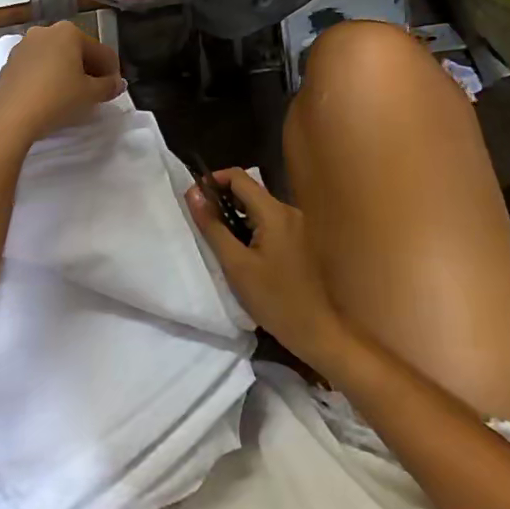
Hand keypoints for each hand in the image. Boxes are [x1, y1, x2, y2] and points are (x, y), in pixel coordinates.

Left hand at [0, 22, 124, 147]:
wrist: (12, 118)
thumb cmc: (57, 99)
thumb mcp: (91, 94)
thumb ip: (109, 86)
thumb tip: (117, 83)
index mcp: (68, 32)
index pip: (100, 51)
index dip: (112, 71)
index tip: (115, 89)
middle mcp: (44, 31)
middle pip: (76, 51)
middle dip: (88, 69)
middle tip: (96, 92)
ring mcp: (24, 46)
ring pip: (55, 57)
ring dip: (67, 72)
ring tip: (73, 95)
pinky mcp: (10, 63)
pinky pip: (37, 67)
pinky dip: (47, 77)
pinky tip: (50, 96)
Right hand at [187, 169, 350, 365]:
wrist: (316, 331)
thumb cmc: (273, 298)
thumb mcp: (235, 264)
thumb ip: (213, 226)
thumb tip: (193, 193)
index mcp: (274, 212)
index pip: (239, 177)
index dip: (214, 180)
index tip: (195, 196)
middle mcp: (289, 211)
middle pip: (250, 190)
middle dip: (223, 198)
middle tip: (202, 219)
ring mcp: (298, 225)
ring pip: (259, 207)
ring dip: (236, 214)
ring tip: (218, 235)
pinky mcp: (300, 240)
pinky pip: (270, 221)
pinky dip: (251, 226)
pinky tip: (241, 248)